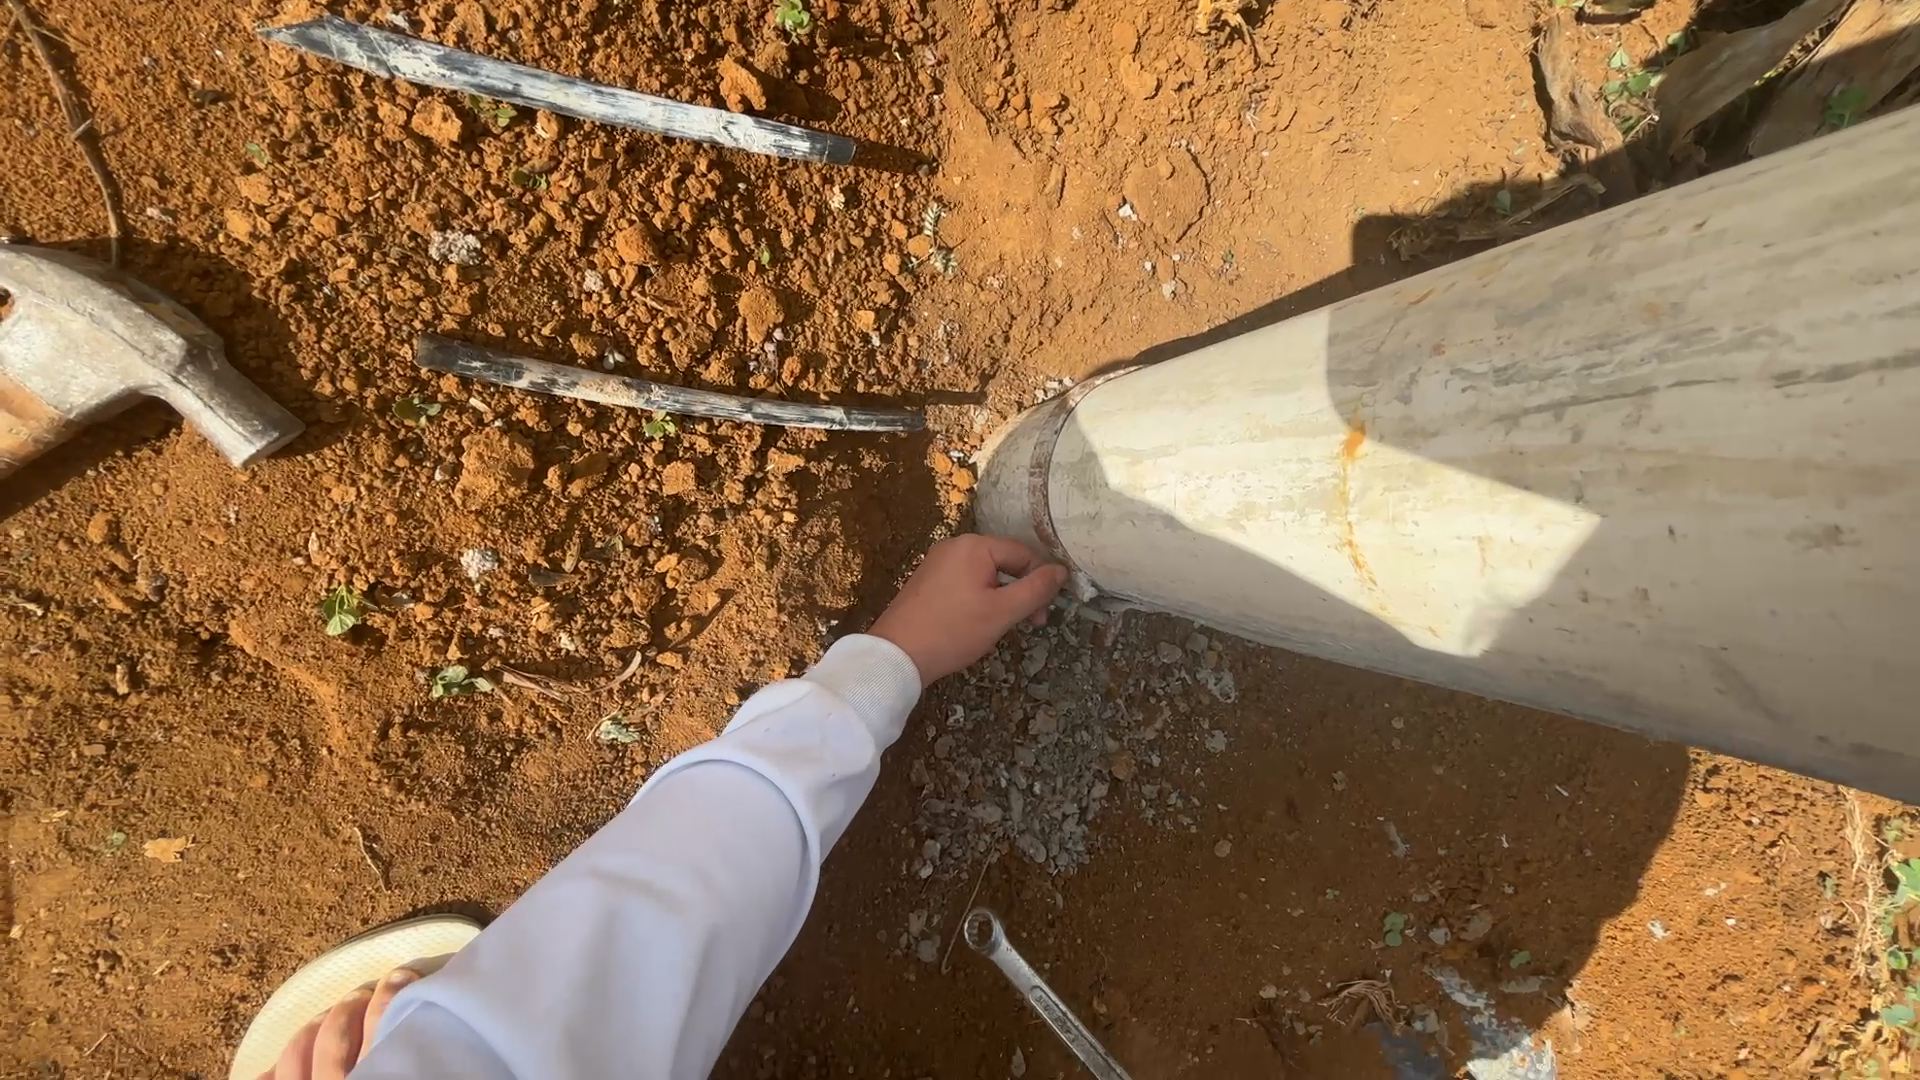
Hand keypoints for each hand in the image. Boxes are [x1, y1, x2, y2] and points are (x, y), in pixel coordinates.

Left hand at [869, 534, 1069, 685]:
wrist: (896, 655)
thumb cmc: (953, 631)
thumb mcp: (1002, 612)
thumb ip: (1035, 589)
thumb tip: (1062, 570)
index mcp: (974, 546)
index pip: (1023, 554)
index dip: (1042, 580)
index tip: (1047, 612)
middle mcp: (954, 546)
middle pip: (1004, 562)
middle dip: (1022, 591)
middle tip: (1033, 623)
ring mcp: (937, 563)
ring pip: (985, 575)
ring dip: (1003, 598)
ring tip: (1005, 627)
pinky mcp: (927, 582)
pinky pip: (965, 583)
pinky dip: (981, 599)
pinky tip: (980, 624)